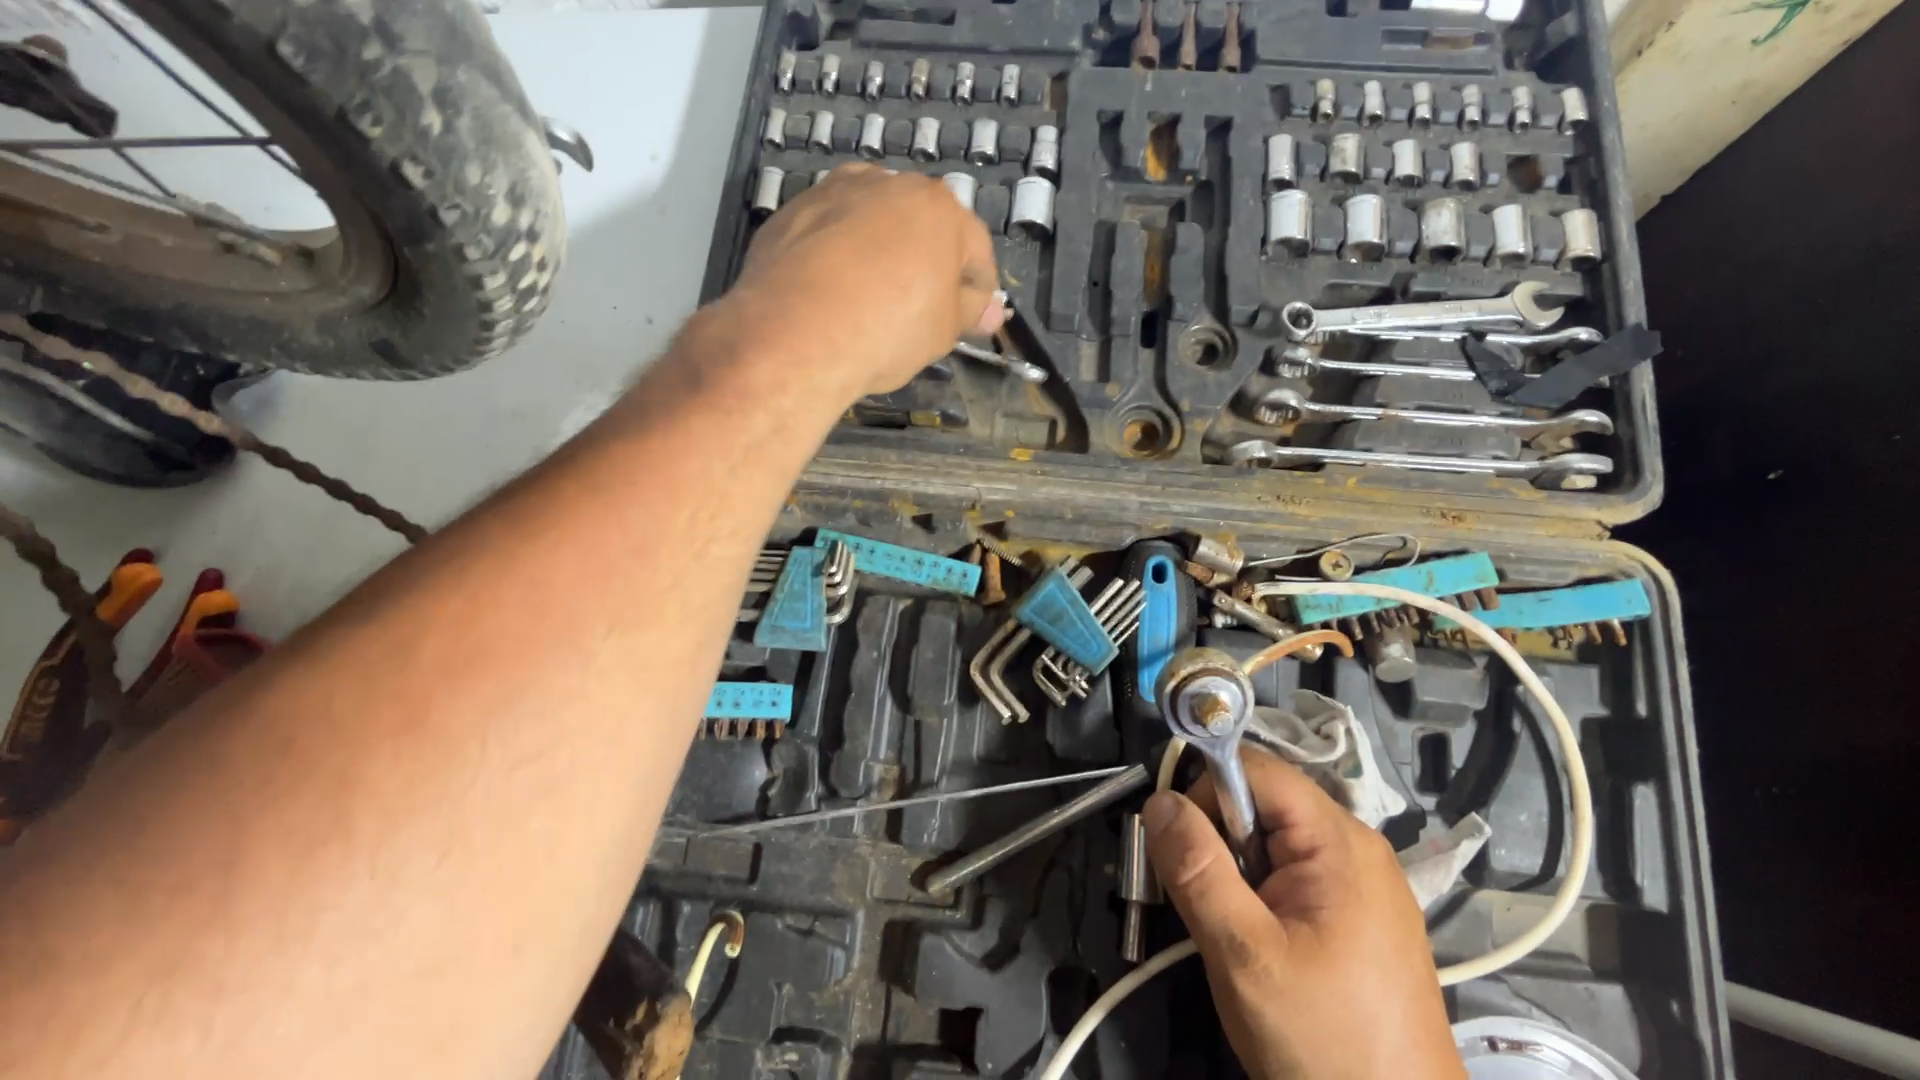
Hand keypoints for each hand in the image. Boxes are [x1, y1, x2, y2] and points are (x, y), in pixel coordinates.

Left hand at [726, 164, 1003, 398]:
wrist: (795, 332)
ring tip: (871, 298)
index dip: (978, 287)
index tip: (973, 316)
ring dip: (878, 251)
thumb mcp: (944, 330)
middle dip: (926, 262)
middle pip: (920, 225)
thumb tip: (990, 310)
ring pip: (869, 222)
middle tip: (922, 308)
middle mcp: (887, 185)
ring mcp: (833, 193)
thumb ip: (970, 312)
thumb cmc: (889, 327)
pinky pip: (827, 234)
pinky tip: (830, 295)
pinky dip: (835, 257)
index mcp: (938, 208)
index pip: (974, 247)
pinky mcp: (789, 213)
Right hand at [1142, 750, 1465, 1079]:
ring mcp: (1361, 882)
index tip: (1176, 845)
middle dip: (1216, 837)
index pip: (1255, 768)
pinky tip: (1259, 943)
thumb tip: (1159, 800)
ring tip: (1228, 931)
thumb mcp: (1243, 954)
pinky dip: (1259, 892)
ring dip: (1234, 869)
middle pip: (1262, 802)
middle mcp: (1355, 846)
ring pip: (1272, 840)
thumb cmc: (1324, 1041)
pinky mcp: (1358, 914)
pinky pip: (1293, 873)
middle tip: (1198, 900)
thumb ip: (1197, 871)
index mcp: (1338, 841)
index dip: (1205, 791)